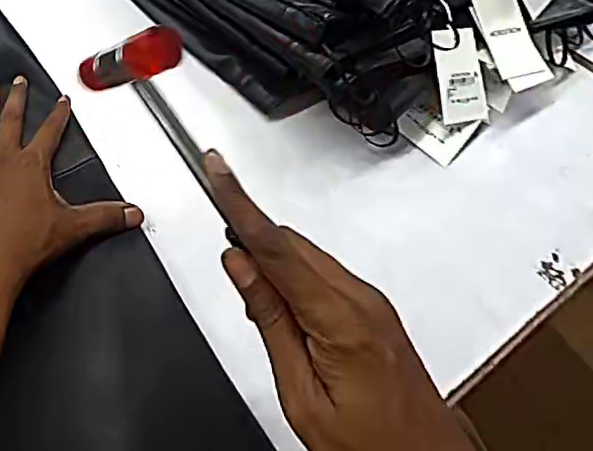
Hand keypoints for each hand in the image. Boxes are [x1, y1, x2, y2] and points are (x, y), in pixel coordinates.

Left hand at [0, 76, 141, 295]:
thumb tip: (131, 214)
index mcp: (32, 164)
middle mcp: (4, 158)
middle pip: (12, 119)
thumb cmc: (26, 242)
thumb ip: (104, 217)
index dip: (58, 114)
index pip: (50, 131)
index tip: (62, 100)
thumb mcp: (72, 227)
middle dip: (18, 97)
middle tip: (19, 80)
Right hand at [207, 151, 474, 450]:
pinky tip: (289, 310)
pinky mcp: (373, 305)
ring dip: (273, 262)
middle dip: (252, 243)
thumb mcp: (303, 399)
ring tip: (264, 311)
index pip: (276, 246)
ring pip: (304, 253)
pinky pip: (321, 269)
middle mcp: (362, 300)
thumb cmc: (374, 449)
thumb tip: (238, 265)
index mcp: (343, 322)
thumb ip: (269, 322)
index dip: (239, 203)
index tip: (218, 170)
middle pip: (289, 244)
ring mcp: (372, 300)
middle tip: (231, 269)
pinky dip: (294, 275)